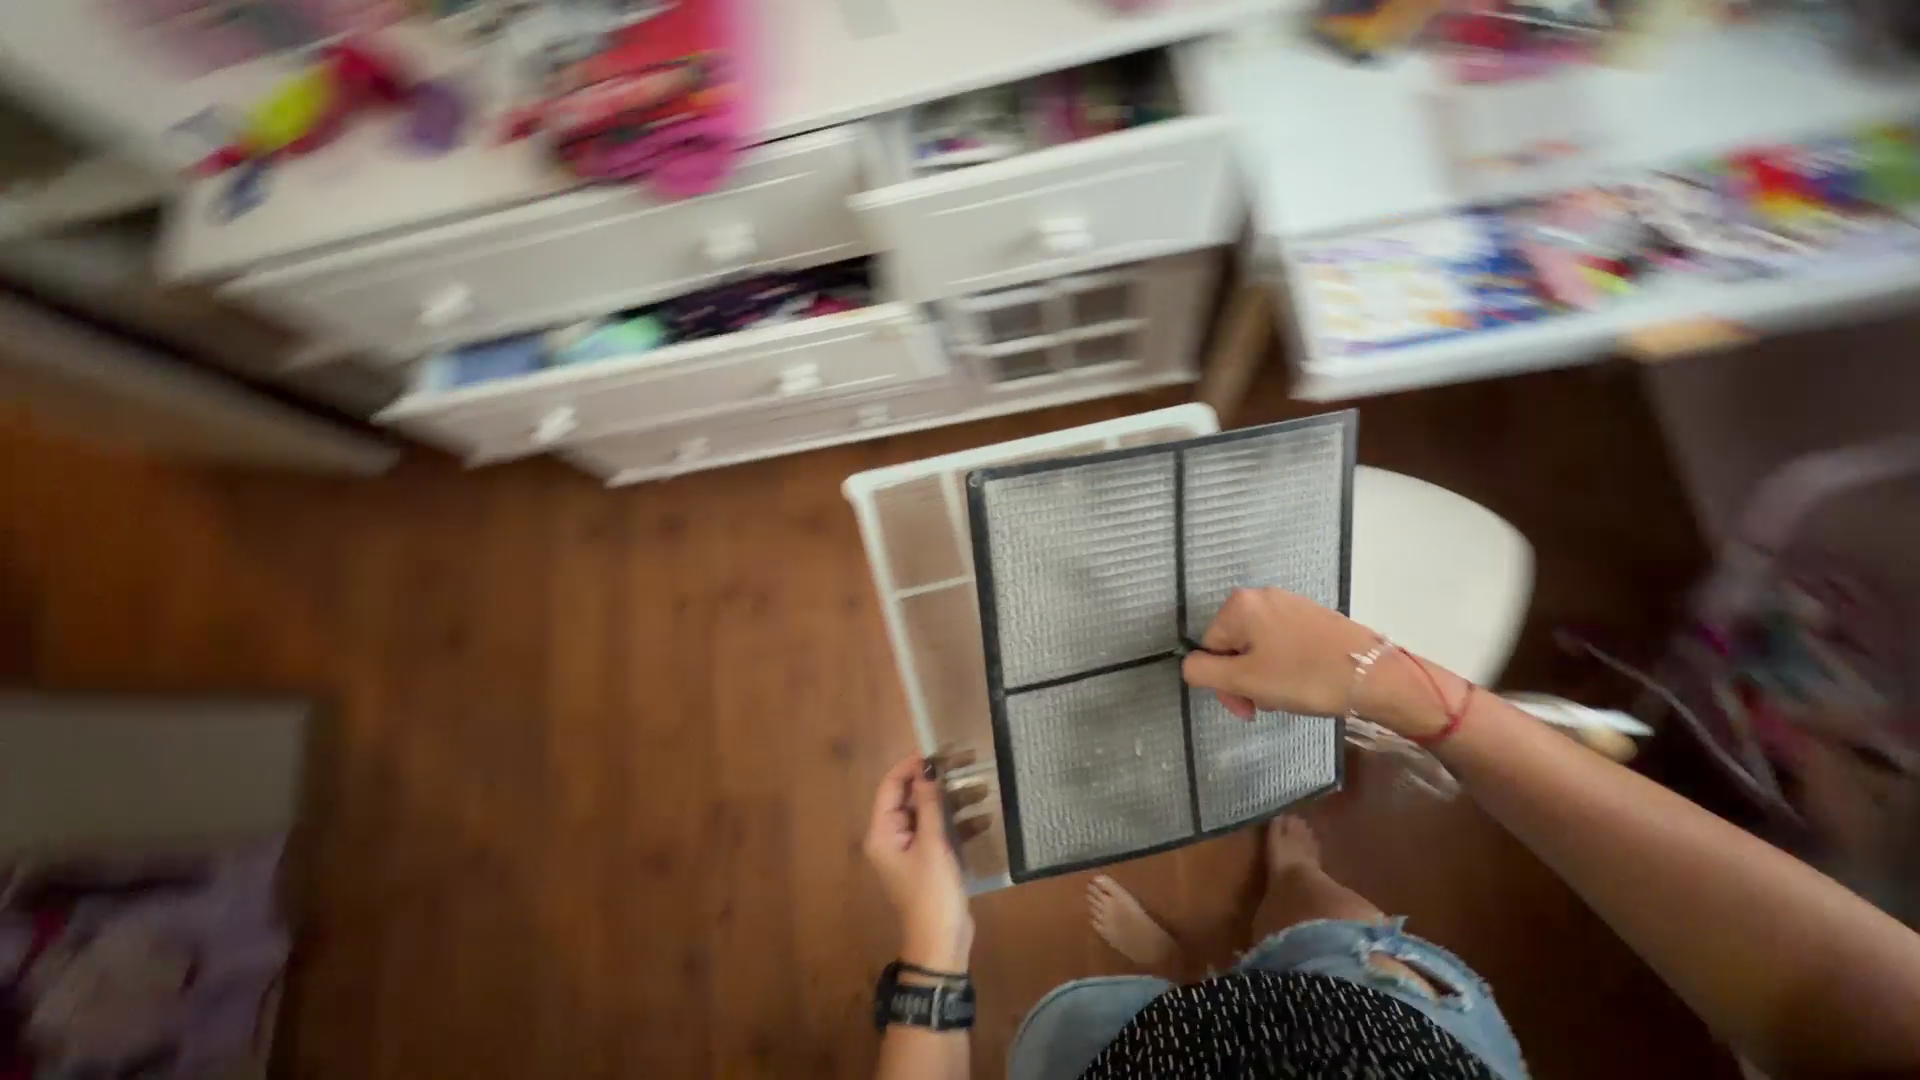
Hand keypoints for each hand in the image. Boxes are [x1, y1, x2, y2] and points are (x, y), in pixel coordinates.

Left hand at [863, 755, 973, 972]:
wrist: (942, 943)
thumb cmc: (932, 893)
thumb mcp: (933, 845)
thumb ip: (929, 804)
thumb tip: (926, 767)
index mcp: (882, 833)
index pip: (890, 786)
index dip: (910, 766)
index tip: (936, 750)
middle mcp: (891, 837)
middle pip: (910, 798)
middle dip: (936, 782)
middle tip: (966, 764)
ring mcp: (910, 850)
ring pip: (928, 813)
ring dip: (952, 801)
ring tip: (981, 788)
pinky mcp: (928, 861)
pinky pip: (939, 832)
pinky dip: (958, 824)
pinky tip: (983, 818)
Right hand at [1180, 587, 1382, 720]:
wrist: (1375, 675)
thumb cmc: (1304, 677)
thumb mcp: (1245, 680)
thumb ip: (1203, 672)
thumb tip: (1190, 665)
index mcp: (1239, 605)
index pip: (1210, 648)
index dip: (1222, 683)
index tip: (1247, 708)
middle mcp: (1262, 596)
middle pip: (1234, 646)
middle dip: (1245, 679)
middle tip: (1267, 705)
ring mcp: (1291, 604)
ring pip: (1259, 647)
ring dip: (1265, 676)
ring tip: (1289, 696)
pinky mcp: (1314, 617)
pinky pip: (1284, 643)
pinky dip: (1286, 666)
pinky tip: (1305, 683)